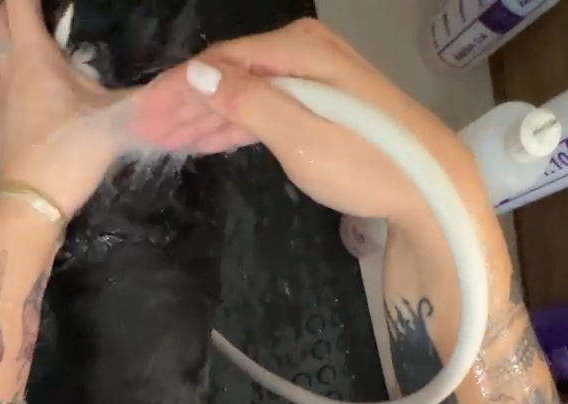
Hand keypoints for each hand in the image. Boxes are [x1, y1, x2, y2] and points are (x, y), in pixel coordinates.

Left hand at [0, 0, 134, 215]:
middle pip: (0, 20)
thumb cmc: (68, 157)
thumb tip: (175, 91)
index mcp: (33, 57)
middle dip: (18, 8)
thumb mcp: (113, 123)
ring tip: (32, 47)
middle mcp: (9, 71)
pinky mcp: (0, 126)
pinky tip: (28, 91)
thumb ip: (143, 102)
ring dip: (7, 43)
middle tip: (46, 15)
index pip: (18, 0)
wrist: (31, 207)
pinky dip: (8, 77)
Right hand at [135, 19, 489, 233]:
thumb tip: (197, 74)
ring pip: (242, 95)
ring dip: (204, 119)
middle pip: (227, 76)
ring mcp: (310, 81)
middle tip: (145, 134)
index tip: (142, 117)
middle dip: (184, 105)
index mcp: (294, 51)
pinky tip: (208, 142)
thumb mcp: (299, 134)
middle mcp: (300, 55)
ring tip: (166, 142)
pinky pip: (262, 111)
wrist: (425, 187)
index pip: (218, 63)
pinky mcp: (318, 107)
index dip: (177, 90)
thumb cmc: (363, 162)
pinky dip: (232, 128)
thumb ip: (248, 101)